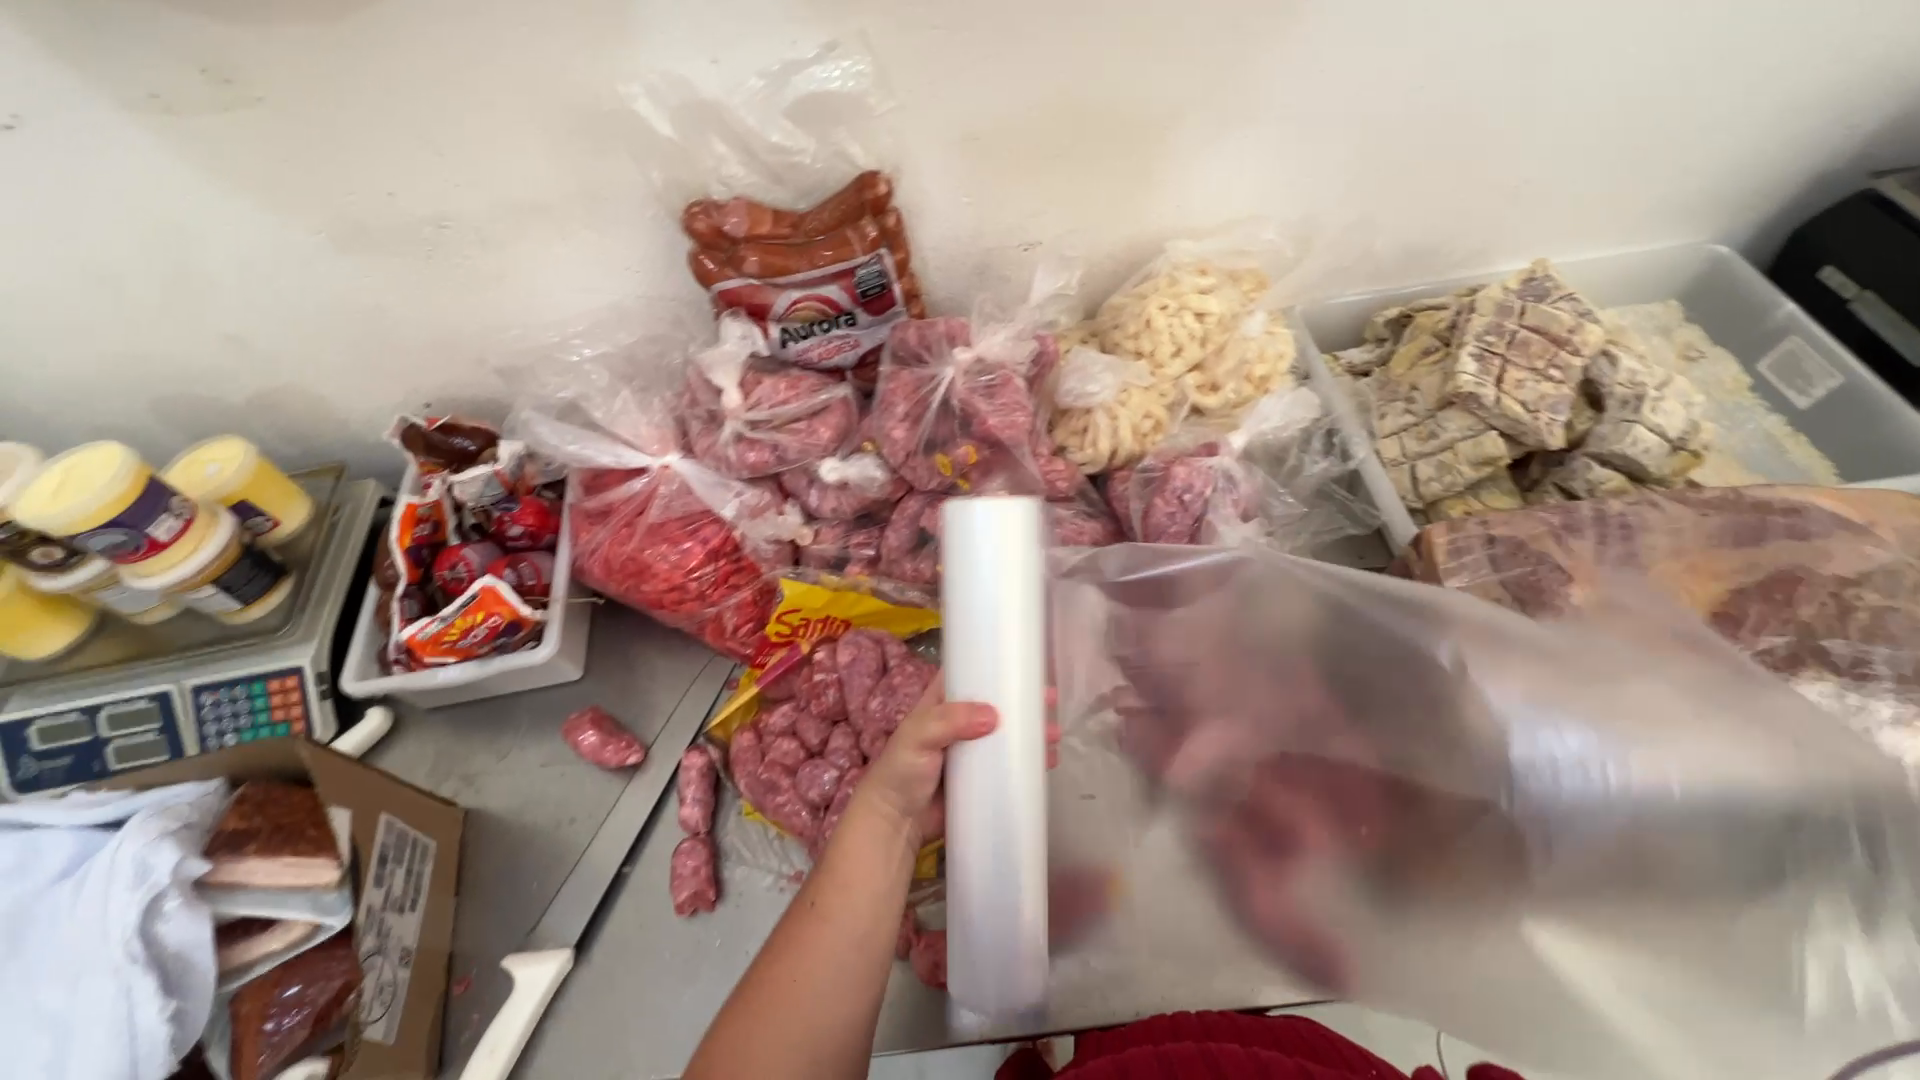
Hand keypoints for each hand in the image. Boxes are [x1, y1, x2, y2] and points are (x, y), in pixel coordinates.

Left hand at [857, 679, 1060, 849]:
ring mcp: (972, 752)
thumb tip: (993, 717)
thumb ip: (949, 721)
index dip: (993, 667)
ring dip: (1031, 732)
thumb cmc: (901, 771)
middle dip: (1024, 702)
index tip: (1022, 663)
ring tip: (1054, 733)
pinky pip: (1009, 765)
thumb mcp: (918, 736)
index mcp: (941, 704)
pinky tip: (1049, 761)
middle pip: (997, 706)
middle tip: (1050, 699)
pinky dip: (1030, 761)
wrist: (896, 823)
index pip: (969, 676)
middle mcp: (959, 723)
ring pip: (1008, 735)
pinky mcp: (982, 779)